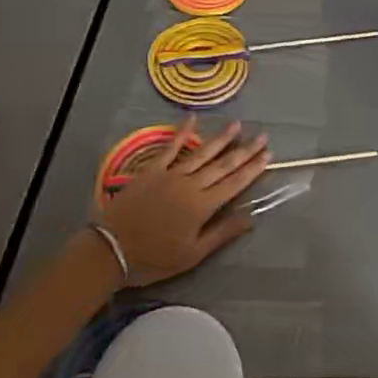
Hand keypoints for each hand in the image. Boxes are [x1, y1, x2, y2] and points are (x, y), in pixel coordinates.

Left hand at [91, 116, 269, 285]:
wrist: (109, 250)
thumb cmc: (152, 259)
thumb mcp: (191, 255)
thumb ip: (221, 233)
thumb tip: (250, 217)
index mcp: (203, 205)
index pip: (235, 182)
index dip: (253, 168)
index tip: (268, 155)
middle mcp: (191, 184)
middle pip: (223, 164)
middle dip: (245, 150)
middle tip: (262, 136)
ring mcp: (171, 174)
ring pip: (202, 152)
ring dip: (221, 138)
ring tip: (237, 124)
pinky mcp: (152, 170)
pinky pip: (170, 147)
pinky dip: (182, 132)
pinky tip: (192, 118)